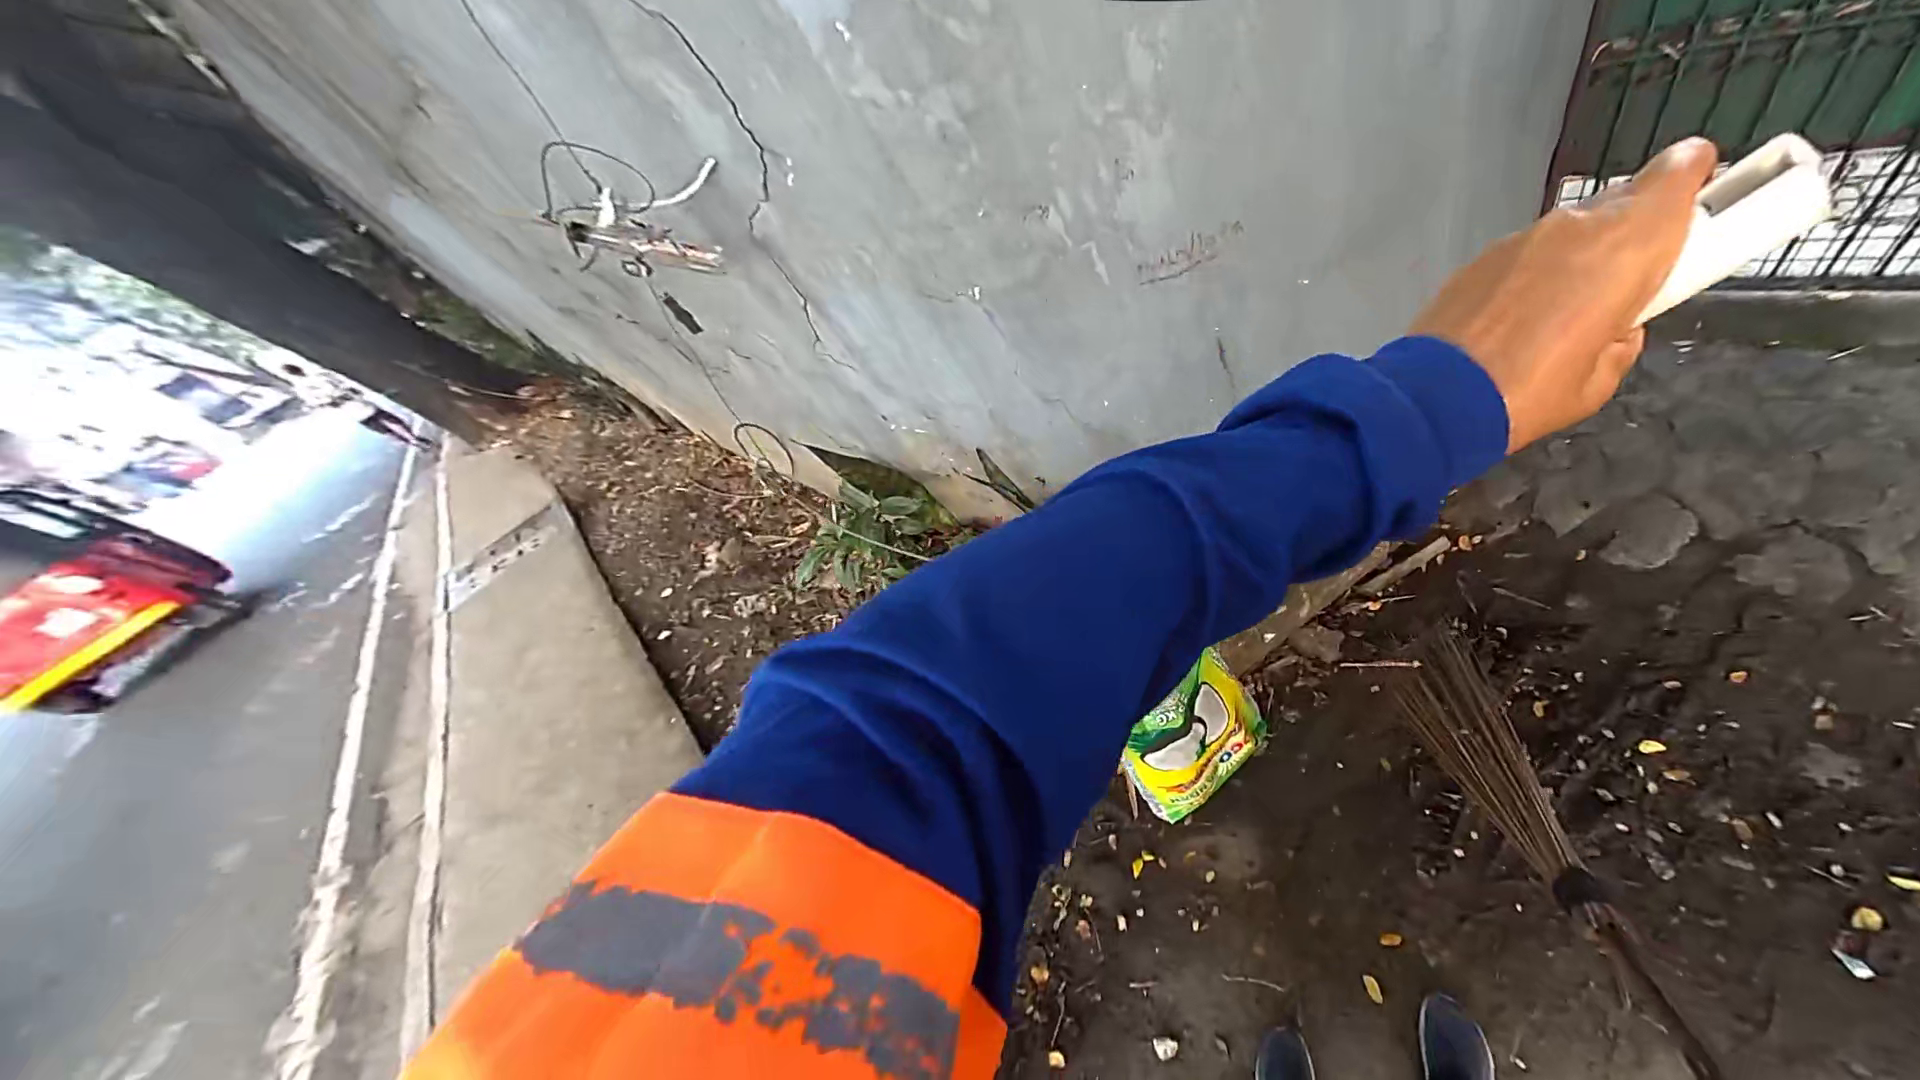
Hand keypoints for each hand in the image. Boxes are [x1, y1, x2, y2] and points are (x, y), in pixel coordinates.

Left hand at [1409, 137, 1717, 452]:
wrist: (1430, 402)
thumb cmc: (1528, 391)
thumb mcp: (1601, 376)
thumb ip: (1621, 337)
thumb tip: (1612, 329)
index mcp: (1629, 241)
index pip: (1677, 173)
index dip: (1688, 180)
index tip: (1688, 204)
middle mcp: (1571, 228)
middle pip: (1615, 206)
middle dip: (1623, 233)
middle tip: (1613, 284)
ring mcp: (1512, 244)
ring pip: (1558, 237)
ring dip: (1564, 263)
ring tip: (1545, 319)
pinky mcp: (1467, 267)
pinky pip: (1512, 263)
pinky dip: (1517, 282)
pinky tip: (1501, 325)